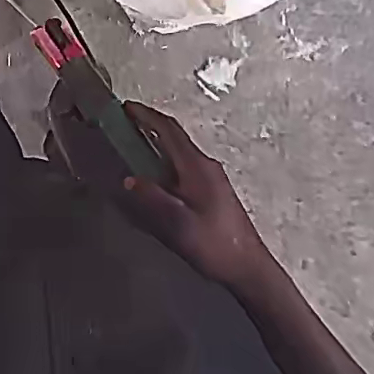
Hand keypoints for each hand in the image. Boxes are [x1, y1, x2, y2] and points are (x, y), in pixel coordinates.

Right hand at [120, 103, 278, 293]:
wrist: (248, 266)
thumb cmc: (214, 244)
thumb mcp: (179, 224)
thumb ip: (153, 198)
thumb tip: (129, 179)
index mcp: (197, 166)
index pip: (169, 131)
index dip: (147, 116)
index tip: (126, 107)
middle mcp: (205, 164)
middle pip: (175, 135)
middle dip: (150, 124)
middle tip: (125, 121)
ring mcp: (211, 175)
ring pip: (179, 149)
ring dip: (157, 140)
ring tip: (134, 141)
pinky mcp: (212, 187)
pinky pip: (183, 162)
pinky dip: (165, 155)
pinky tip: (155, 169)